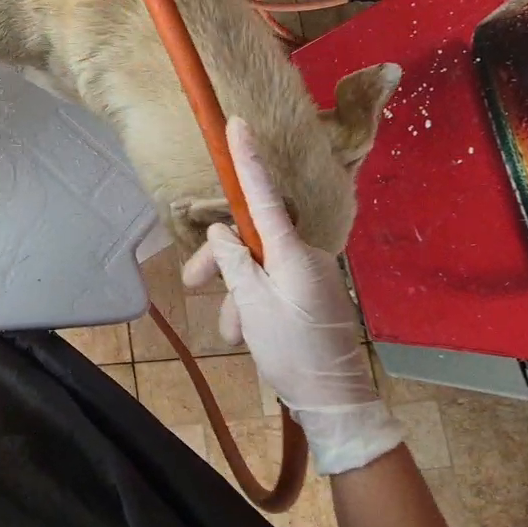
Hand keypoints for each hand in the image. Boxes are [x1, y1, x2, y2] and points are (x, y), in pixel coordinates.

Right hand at [181, 118, 404, 474]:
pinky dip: (252, 303)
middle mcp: (304, 256)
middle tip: (191, 282)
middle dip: (220, 261)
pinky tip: (244, 333)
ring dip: (236, 294)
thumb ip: (234, 263)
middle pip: (251, 241)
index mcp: (293, 253)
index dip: (248, 160)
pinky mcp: (311, 295)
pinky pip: (273, 286)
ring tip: (229, 332)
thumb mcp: (252, 306)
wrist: (336, 401)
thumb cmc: (293, 352)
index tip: (238, 124)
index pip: (263, 197)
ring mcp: (310, 276)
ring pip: (258, 268)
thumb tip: (222, 232)